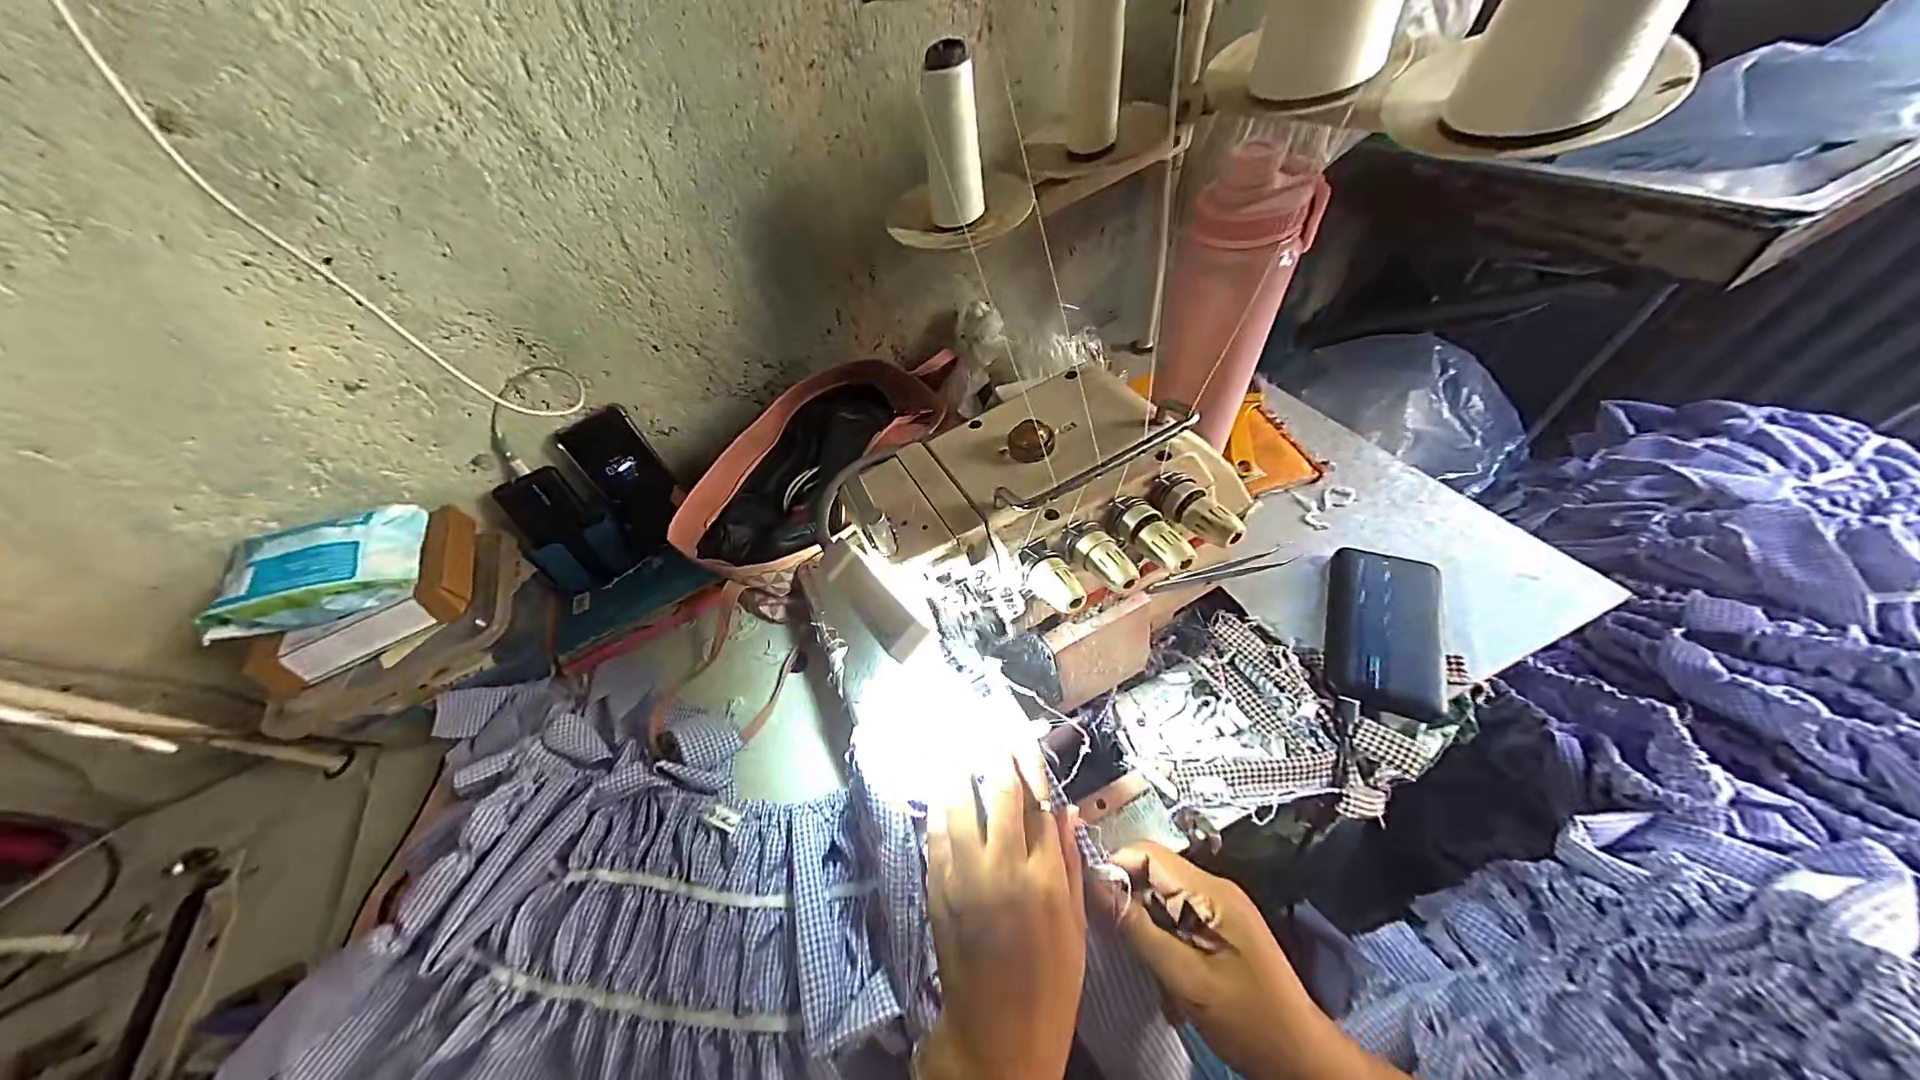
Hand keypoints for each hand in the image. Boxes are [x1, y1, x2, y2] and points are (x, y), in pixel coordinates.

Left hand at [919, 753, 1086, 1079]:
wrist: (999, 1032)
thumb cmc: (1051, 979)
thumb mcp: (1074, 921)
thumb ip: (1066, 858)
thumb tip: (1063, 807)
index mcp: (1042, 876)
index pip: (1036, 801)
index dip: (1027, 764)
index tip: (1018, 739)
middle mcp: (1001, 867)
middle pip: (997, 792)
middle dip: (993, 756)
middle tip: (987, 732)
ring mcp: (963, 877)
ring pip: (956, 805)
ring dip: (958, 771)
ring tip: (958, 746)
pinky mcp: (937, 889)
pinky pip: (935, 835)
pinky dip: (939, 808)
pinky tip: (941, 791)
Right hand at [1105, 843, 1406, 1079]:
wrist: (1303, 1059)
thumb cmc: (1249, 1019)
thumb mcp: (1187, 978)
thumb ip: (1140, 930)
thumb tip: (1098, 887)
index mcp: (1211, 892)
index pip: (1149, 853)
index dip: (1116, 867)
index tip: (1092, 898)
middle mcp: (1213, 890)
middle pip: (1153, 876)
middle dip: (1131, 906)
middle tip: (1120, 944)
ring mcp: (1217, 910)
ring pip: (1161, 902)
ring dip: (1148, 934)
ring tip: (1152, 975)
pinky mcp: (1218, 930)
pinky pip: (1176, 922)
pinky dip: (1164, 947)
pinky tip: (1169, 984)